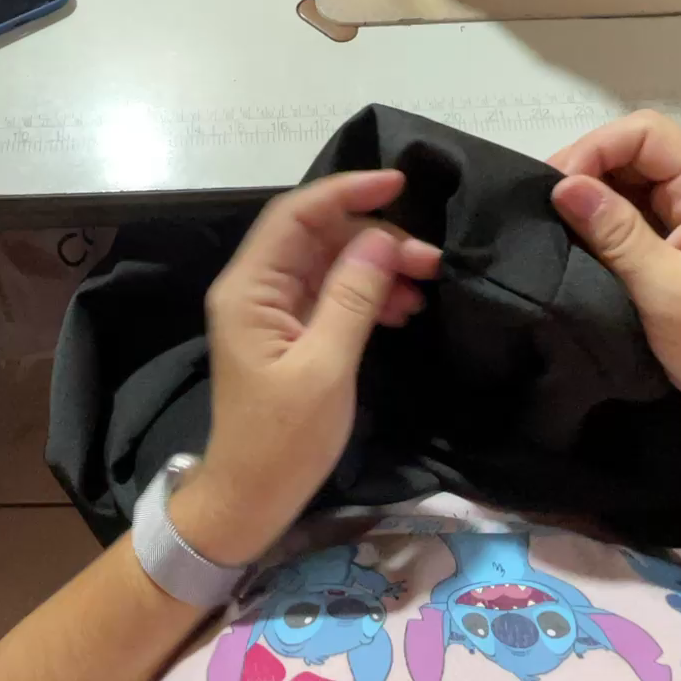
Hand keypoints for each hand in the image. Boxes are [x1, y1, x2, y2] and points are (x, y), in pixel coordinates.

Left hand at [173, 171, 441, 565]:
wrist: (252, 496)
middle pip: (317, 237)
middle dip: (374, 237)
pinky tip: (402, 309)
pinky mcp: (291, 332)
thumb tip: (383, 239)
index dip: (346, 192)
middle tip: (430, 259)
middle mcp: (257, 288)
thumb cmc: (282, 440)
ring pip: (330, 264)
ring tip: (424, 286)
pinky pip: (332, 294)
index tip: (399, 185)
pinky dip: (367, 294)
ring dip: (377, 267)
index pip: (295, 216)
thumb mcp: (325, 367)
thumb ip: (353, 297)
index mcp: (250, 288)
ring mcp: (273, 310)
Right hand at [547, 111, 680, 418]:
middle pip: (634, 153)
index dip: (595, 149)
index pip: (646, 134)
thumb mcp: (667, 289)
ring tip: (549, 227)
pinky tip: (571, 244)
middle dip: (585, 172)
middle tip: (541, 209)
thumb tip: (561, 186)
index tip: (553, 189)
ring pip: (627, 185)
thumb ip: (615, 233)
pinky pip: (628, 218)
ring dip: (587, 200)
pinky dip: (596, 226)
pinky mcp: (674, 248)